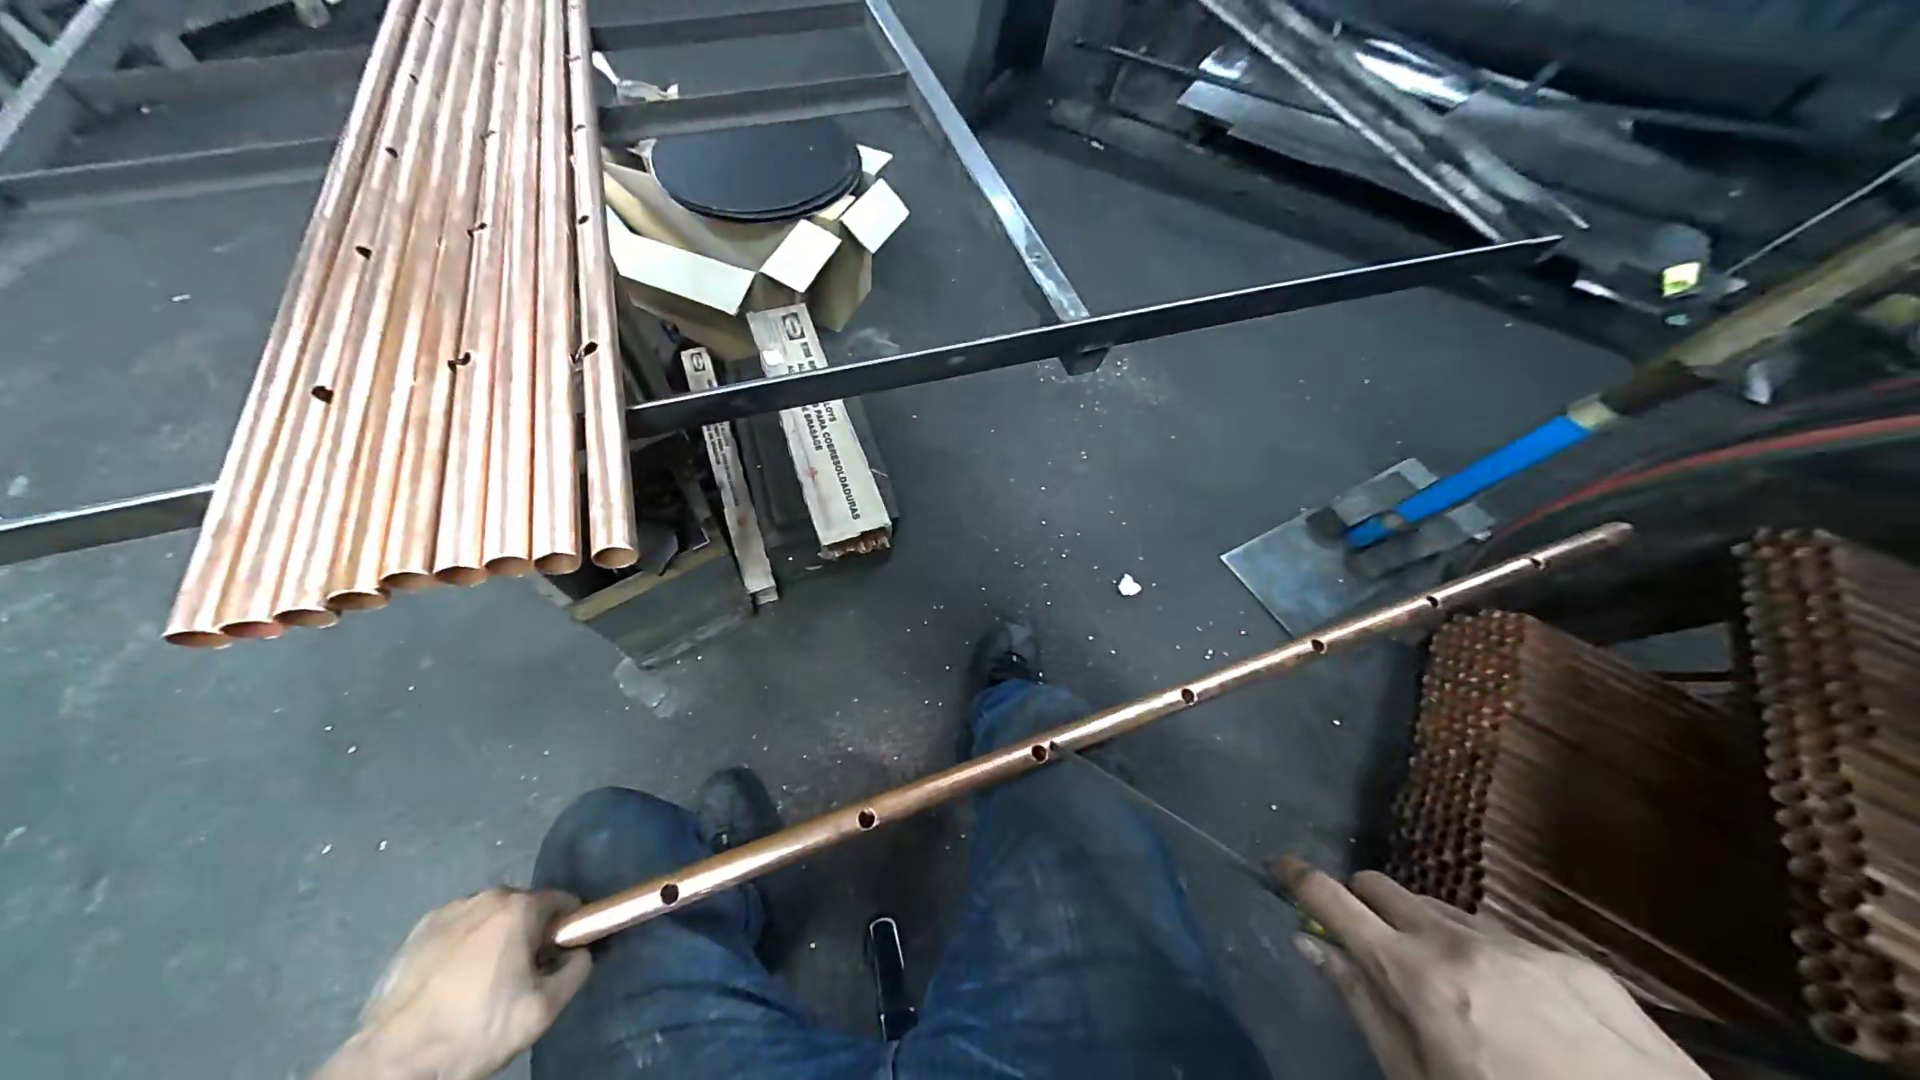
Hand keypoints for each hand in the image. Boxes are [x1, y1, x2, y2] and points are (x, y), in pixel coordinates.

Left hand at [317, 888, 591, 1079]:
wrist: (391, 1065)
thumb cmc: (475, 1031)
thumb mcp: (544, 1010)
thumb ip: (577, 970)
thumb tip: (579, 952)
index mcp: (520, 907)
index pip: (565, 902)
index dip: (568, 930)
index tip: (557, 960)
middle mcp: (486, 896)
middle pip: (526, 907)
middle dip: (530, 933)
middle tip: (519, 977)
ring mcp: (447, 911)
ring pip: (490, 917)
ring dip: (496, 937)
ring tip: (481, 982)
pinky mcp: (417, 931)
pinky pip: (458, 928)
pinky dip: (464, 945)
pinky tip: (452, 982)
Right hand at [1277, 858, 1706, 1079]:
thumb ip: (1363, 1006)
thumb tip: (1312, 946)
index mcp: (1416, 975)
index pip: (1333, 900)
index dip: (1298, 878)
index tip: (1280, 865)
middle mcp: (1463, 942)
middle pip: (1383, 886)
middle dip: (1363, 904)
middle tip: (1370, 944)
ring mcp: (1524, 947)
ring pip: (1445, 910)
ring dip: (1427, 931)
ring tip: (1454, 989)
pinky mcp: (1579, 963)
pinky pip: (1508, 939)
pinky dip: (1489, 957)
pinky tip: (1525, 1014)